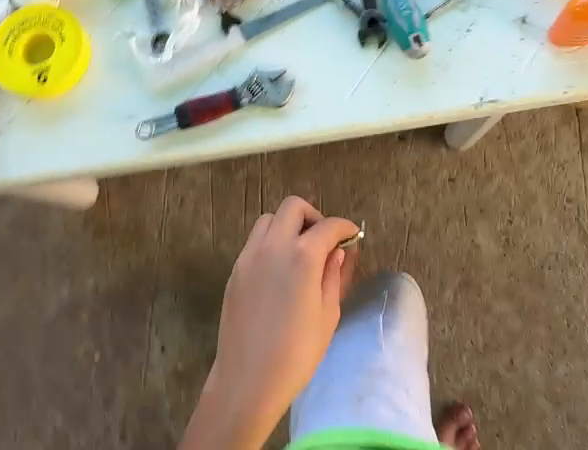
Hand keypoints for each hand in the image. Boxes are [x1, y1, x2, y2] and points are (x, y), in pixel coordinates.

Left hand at [180, 196, 361, 449]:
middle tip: (324, 241)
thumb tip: (338, 252)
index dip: (344, 227)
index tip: (351, 236)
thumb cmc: (296, 354)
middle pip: (293, 207)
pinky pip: (255, 240)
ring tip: (300, 252)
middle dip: (313, 216)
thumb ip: (334, 276)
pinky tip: (279, 269)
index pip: (328, 226)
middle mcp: (274, 245)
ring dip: (288, 225)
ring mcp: (250, 256)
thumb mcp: (328, 316)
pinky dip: (271, 241)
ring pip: (269, 219)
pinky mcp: (235, 270)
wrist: (247, 380)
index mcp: (303, 256)